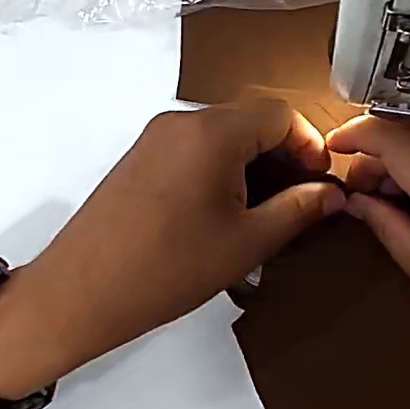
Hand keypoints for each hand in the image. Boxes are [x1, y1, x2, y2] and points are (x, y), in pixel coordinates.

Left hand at [0, 100, 346, 396]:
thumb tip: (330, 194)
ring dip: (253, 163)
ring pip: (223, 134)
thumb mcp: (246, 243)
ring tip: (266, 210)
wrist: (80, 294)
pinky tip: (227, 210)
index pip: (281, 114)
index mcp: (211, 133)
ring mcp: (156, 137)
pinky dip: (222, 168)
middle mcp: (181, 122)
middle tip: (299, 198)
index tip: (320, 181)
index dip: (310, 145)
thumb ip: (298, 209)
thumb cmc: (163, 270)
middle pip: (251, 119)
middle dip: (284, 155)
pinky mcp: (141, 157)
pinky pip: (195, 148)